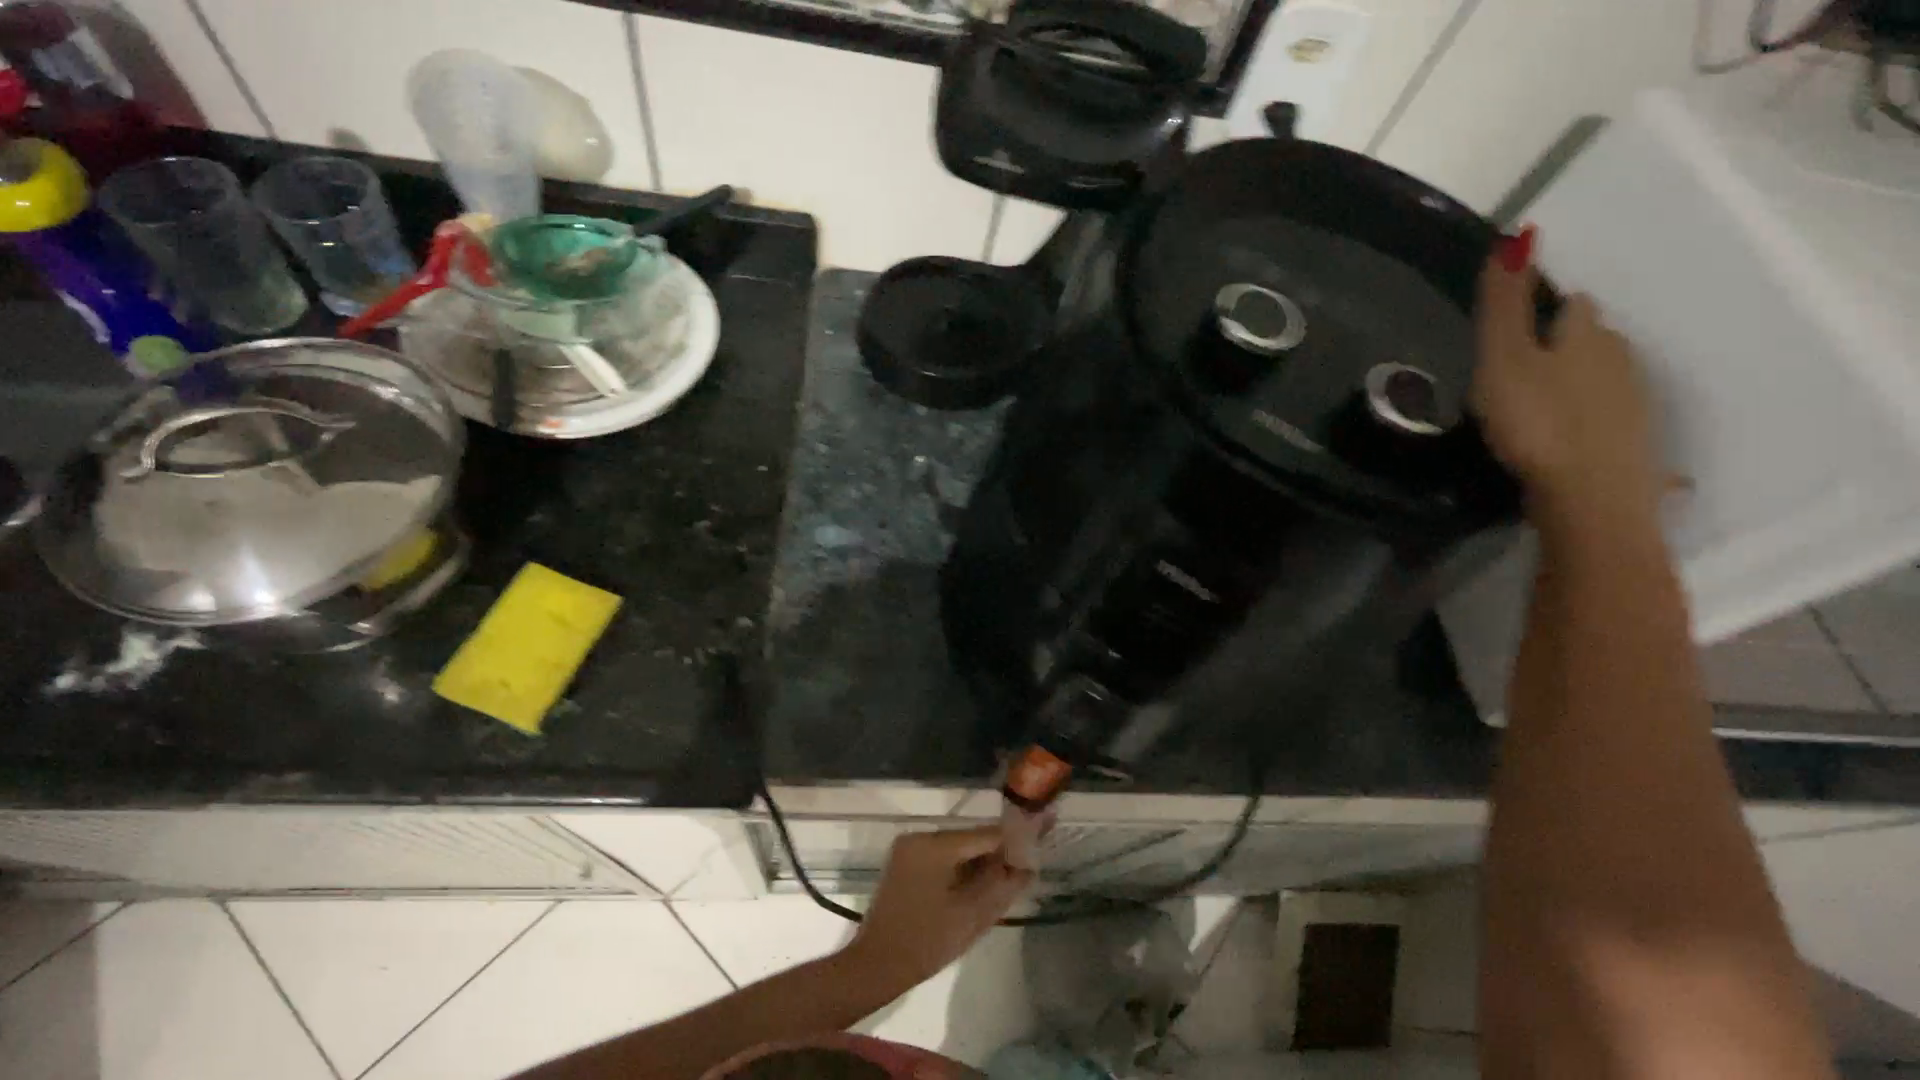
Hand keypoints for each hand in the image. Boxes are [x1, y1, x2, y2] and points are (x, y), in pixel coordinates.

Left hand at [842, 827, 1031, 990]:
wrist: (876, 965)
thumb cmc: (926, 942)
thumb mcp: (972, 915)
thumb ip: (1003, 885)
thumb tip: (1028, 865)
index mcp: (934, 845)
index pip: (986, 833)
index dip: (1015, 840)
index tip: (1040, 844)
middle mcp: (919, 836)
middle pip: (971, 838)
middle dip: (998, 853)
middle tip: (1024, 869)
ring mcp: (908, 848)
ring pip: (957, 848)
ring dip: (980, 861)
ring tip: (1006, 879)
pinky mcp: (904, 863)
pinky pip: (942, 857)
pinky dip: (961, 868)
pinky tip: (977, 885)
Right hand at [1471, 231, 1662, 534]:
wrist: (1591, 498)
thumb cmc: (1538, 422)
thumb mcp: (1503, 360)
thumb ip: (1505, 304)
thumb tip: (1519, 234)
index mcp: (1588, 335)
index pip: (1572, 305)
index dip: (1546, 310)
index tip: (1516, 330)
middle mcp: (1621, 359)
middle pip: (1594, 340)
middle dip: (1565, 346)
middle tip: (1522, 371)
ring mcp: (1635, 403)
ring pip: (1605, 379)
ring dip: (1578, 385)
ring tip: (1540, 407)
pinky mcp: (1635, 443)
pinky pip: (1610, 418)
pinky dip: (1589, 421)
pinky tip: (1566, 440)